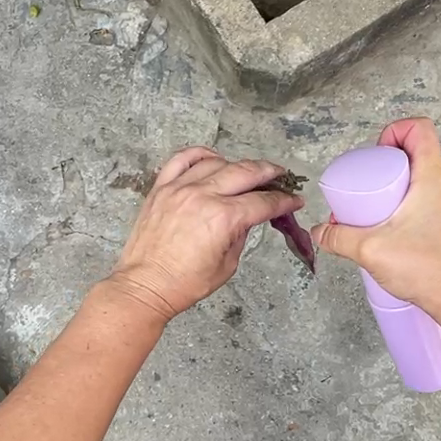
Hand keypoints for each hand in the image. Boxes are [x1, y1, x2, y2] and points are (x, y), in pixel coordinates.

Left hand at [105, 147, 304, 319]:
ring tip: (248, 171)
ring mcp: (179, 188)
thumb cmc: (185, 282)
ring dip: (237, 164)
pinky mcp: (161, 188)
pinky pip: (182, 159)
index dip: (283, 201)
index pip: (263, 202)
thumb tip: (247, 217)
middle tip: (280, 175)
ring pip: (216, 162)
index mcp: (223, 218)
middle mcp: (203, 196)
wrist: (146, 285)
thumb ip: (240, 234)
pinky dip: (201, 154)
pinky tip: (213, 159)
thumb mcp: (227, 264)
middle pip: (245, 172)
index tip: (294, 200)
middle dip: (269, 173)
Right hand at [309, 118, 440, 311]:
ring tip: (369, 207)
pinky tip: (382, 228)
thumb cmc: (428, 269)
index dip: (394, 131)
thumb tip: (321, 231)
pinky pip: (417, 201)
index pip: (420, 129)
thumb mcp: (371, 250)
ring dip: (391, 185)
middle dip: (385, 161)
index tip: (374, 154)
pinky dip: (398, 205)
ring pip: (415, 178)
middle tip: (365, 181)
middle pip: (413, 152)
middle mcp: (440, 186)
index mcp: (430, 178)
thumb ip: (339, 239)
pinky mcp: (440, 224)